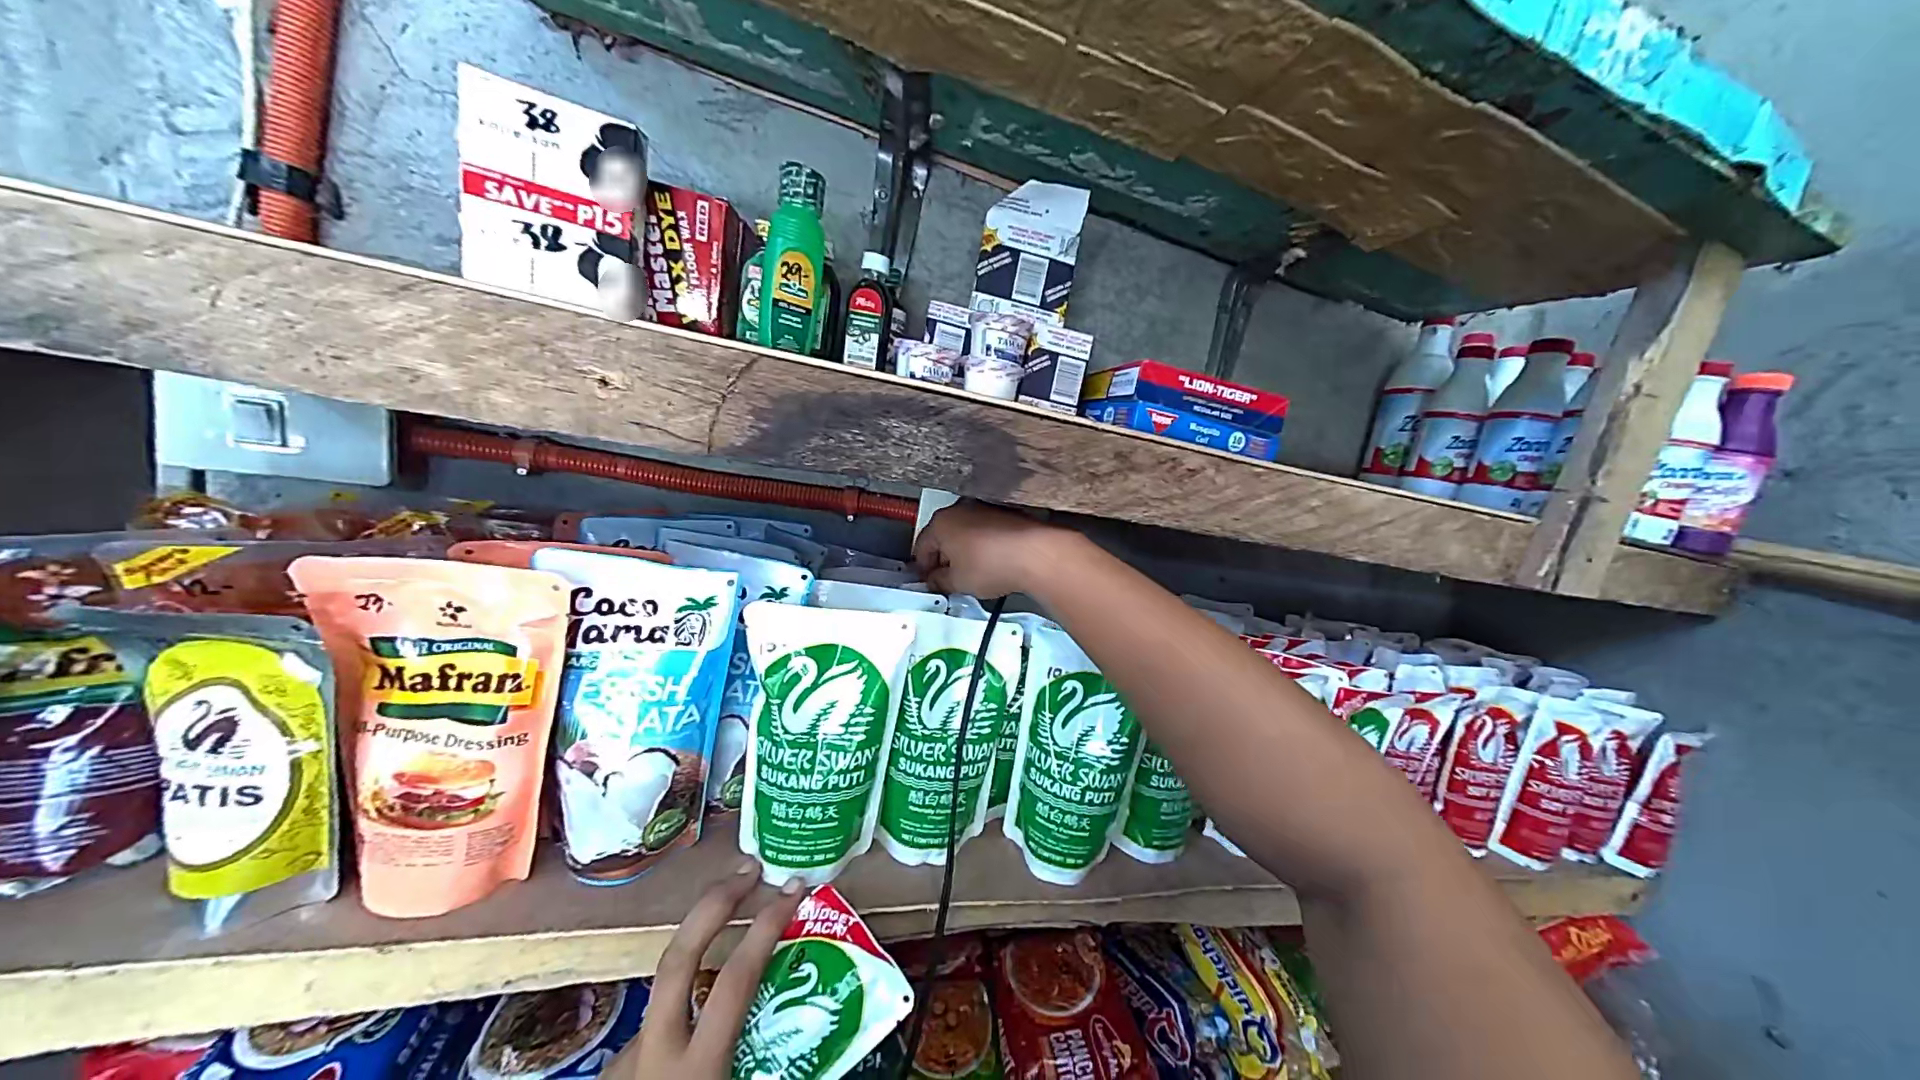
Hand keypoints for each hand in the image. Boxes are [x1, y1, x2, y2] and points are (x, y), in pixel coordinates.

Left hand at [618, 861, 805, 1079]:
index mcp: (695, 1068)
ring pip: (663, 986)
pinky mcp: (612, 1073)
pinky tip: (703, 1015)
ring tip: (731, 921)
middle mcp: (654, 1054)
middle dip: (714, 905)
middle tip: (749, 870)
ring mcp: (625, 1061)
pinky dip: (686, 1004)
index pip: (734, 980)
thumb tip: (811, 1033)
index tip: (794, 890)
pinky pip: (658, 1023)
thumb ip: (773, 1059)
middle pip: (677, 958)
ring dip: (699, 944)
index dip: (765, 928)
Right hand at [913, 501, 1080, 597]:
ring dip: (963, 553)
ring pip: (964, 534)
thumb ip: (939, 582)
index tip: (927, 581)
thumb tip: (936, 581)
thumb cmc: (994, 562)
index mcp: (941, 522)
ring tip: (971, 575)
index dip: (922, 568)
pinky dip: (983, 548)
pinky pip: (985, 533)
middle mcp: (960, 510)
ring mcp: (984, 510)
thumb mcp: (957, 582)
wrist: (1036, 553)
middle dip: (943, 560)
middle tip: (946, 580)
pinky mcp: (1005, 516)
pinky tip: (990, 565)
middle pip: (942, 537)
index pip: (921, 546)